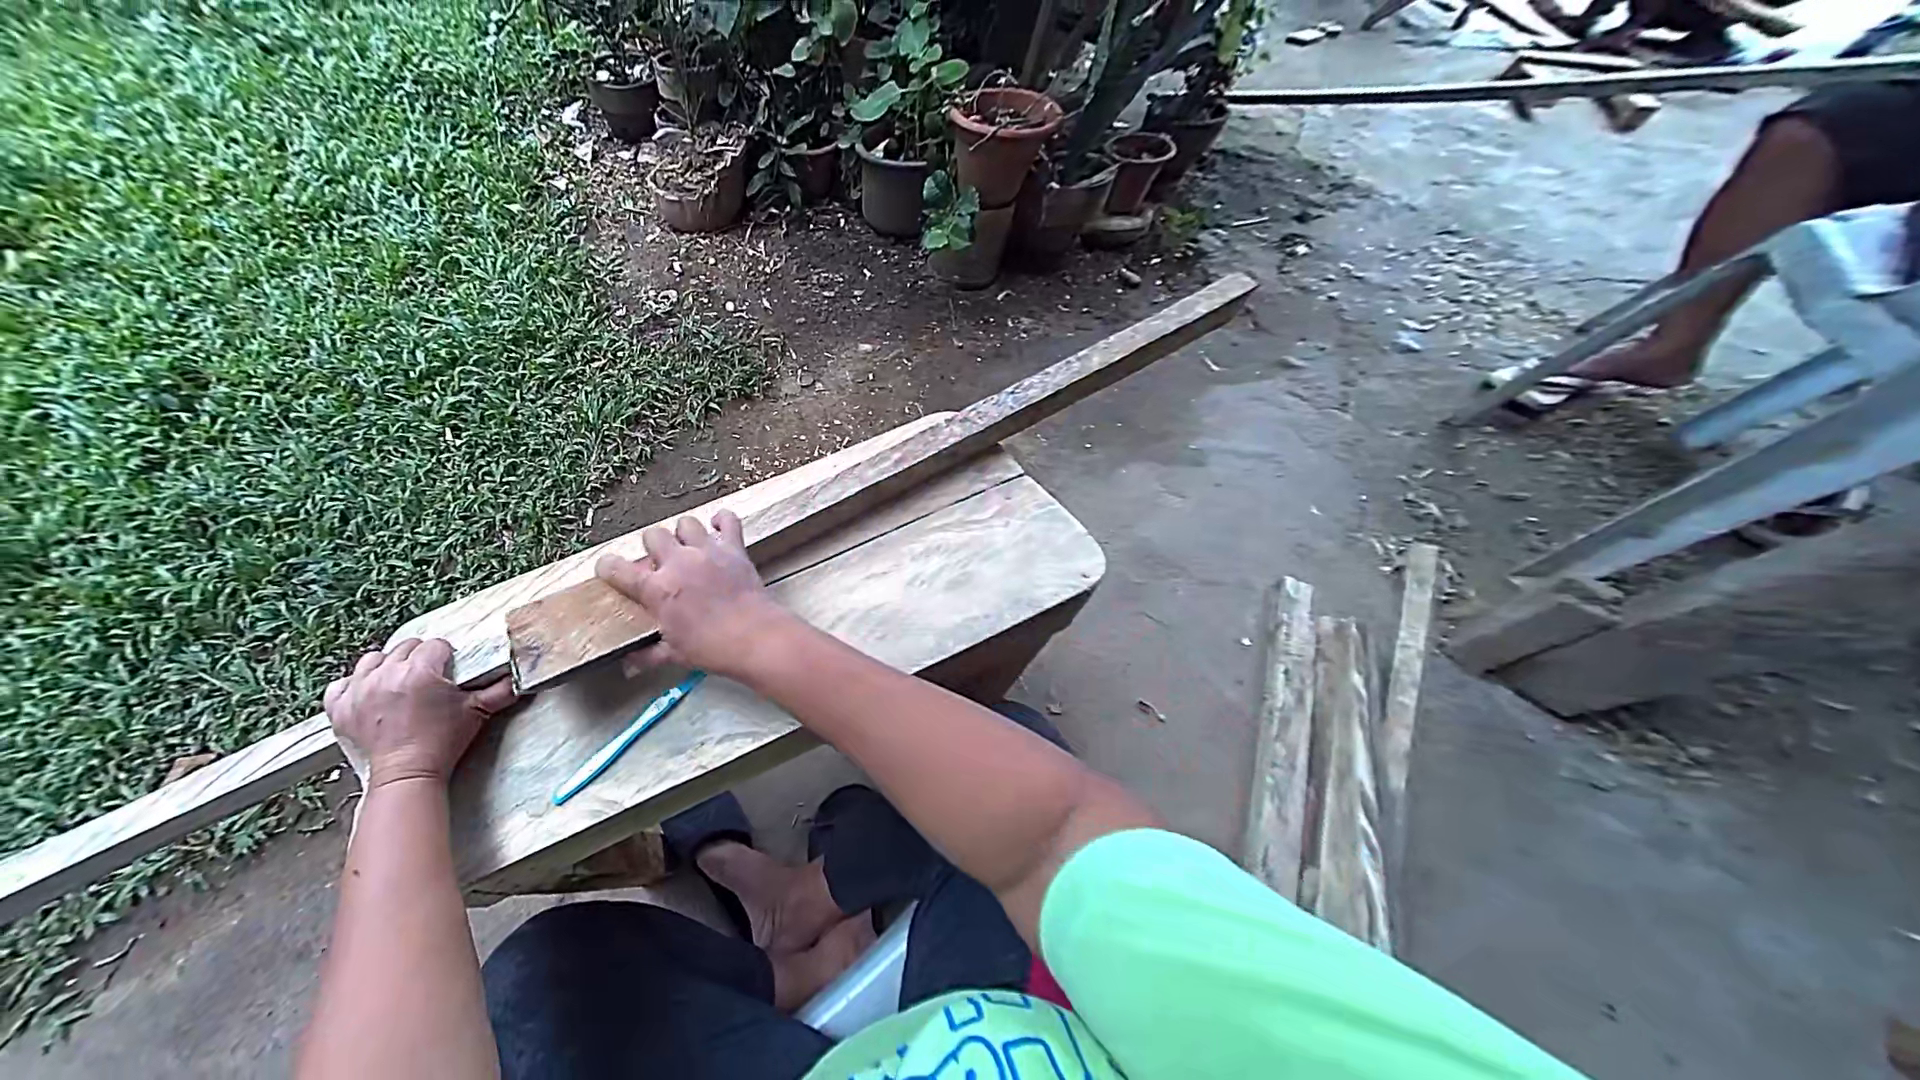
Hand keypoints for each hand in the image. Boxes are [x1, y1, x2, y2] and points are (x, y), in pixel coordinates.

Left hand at [323, 639, 519, 788]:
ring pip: (373, 659)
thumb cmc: (444, 741)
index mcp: (420, 672)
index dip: (446, 655)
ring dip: (388, 666)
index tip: (450, 671)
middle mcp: (385, 675)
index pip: (435, 644)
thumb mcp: (479, 712)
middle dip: (419, 657)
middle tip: (430, 677)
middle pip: (405, 647)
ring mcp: (357, 691)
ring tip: (400, 681)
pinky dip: (355, 685)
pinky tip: (370, 693)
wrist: (407, 773)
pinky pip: (342, 683)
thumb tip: (522, 675)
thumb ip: (503, 689)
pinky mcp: (339, 708)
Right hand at [594, 510, 796, 680]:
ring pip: (686, 523)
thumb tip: (630, 662)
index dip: (608, 567)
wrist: (754, 637)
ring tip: (688, 546)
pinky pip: (728, 520)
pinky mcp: (734, 549)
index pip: (617, 568)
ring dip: (683, 533)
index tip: (609, 569)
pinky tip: (718, 526)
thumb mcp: (674, 654)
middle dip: (653, 546)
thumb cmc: (713, 647)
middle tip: (661, 562)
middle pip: (653, 535)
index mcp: (656, 589)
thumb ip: (648, 654)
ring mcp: (707, 552)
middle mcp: (678, 563)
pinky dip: (722, 520)